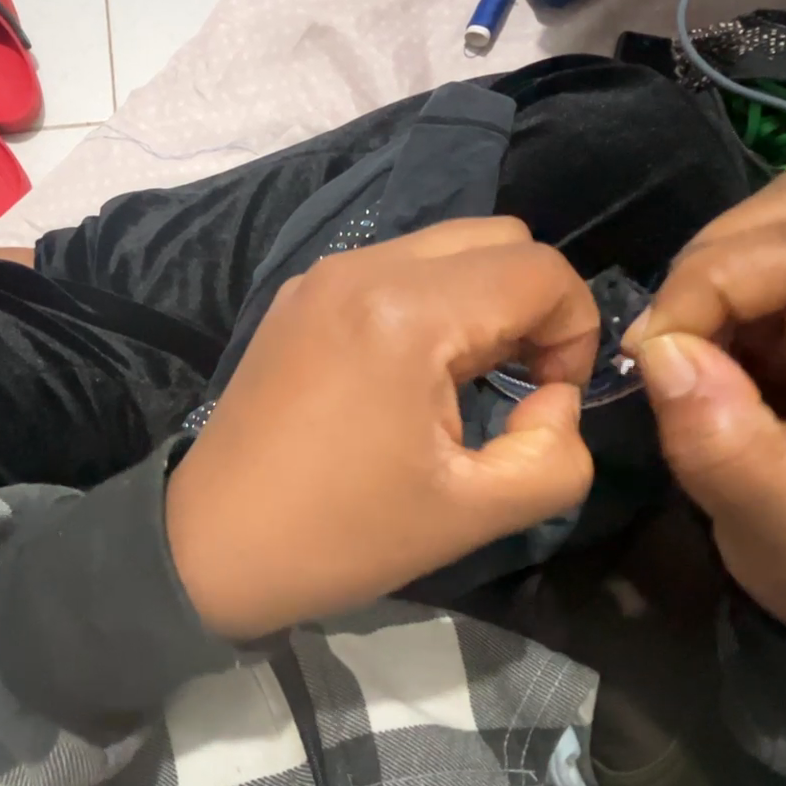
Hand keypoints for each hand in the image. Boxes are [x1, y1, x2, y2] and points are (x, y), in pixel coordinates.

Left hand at [167, 217, 599, 639]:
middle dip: (531, 305)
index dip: (574, 332)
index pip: (540, 272)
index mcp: (406, 311)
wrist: (211, 546)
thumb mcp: (473, 513)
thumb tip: (553, 398)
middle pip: (496, 239)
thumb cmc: (339, 537)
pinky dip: (426, 302)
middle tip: (514, 384)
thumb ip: (555, 455)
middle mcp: (361, 268)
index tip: (548, 399)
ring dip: (478, 301)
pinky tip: (405, 372)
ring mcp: (319, 277)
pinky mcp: (294, 298)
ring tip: (460, 381)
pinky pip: (389, 269)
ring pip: (442, 248)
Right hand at [624, 168, 785, 654]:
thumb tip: (657, 351)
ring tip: (691, 336)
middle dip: (714, 260)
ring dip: (722, 264)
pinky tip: (717, 346)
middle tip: (667, 336)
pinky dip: (731, 287)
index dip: (712, 281)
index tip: (649, 349)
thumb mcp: (774, 529)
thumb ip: (717, 443)